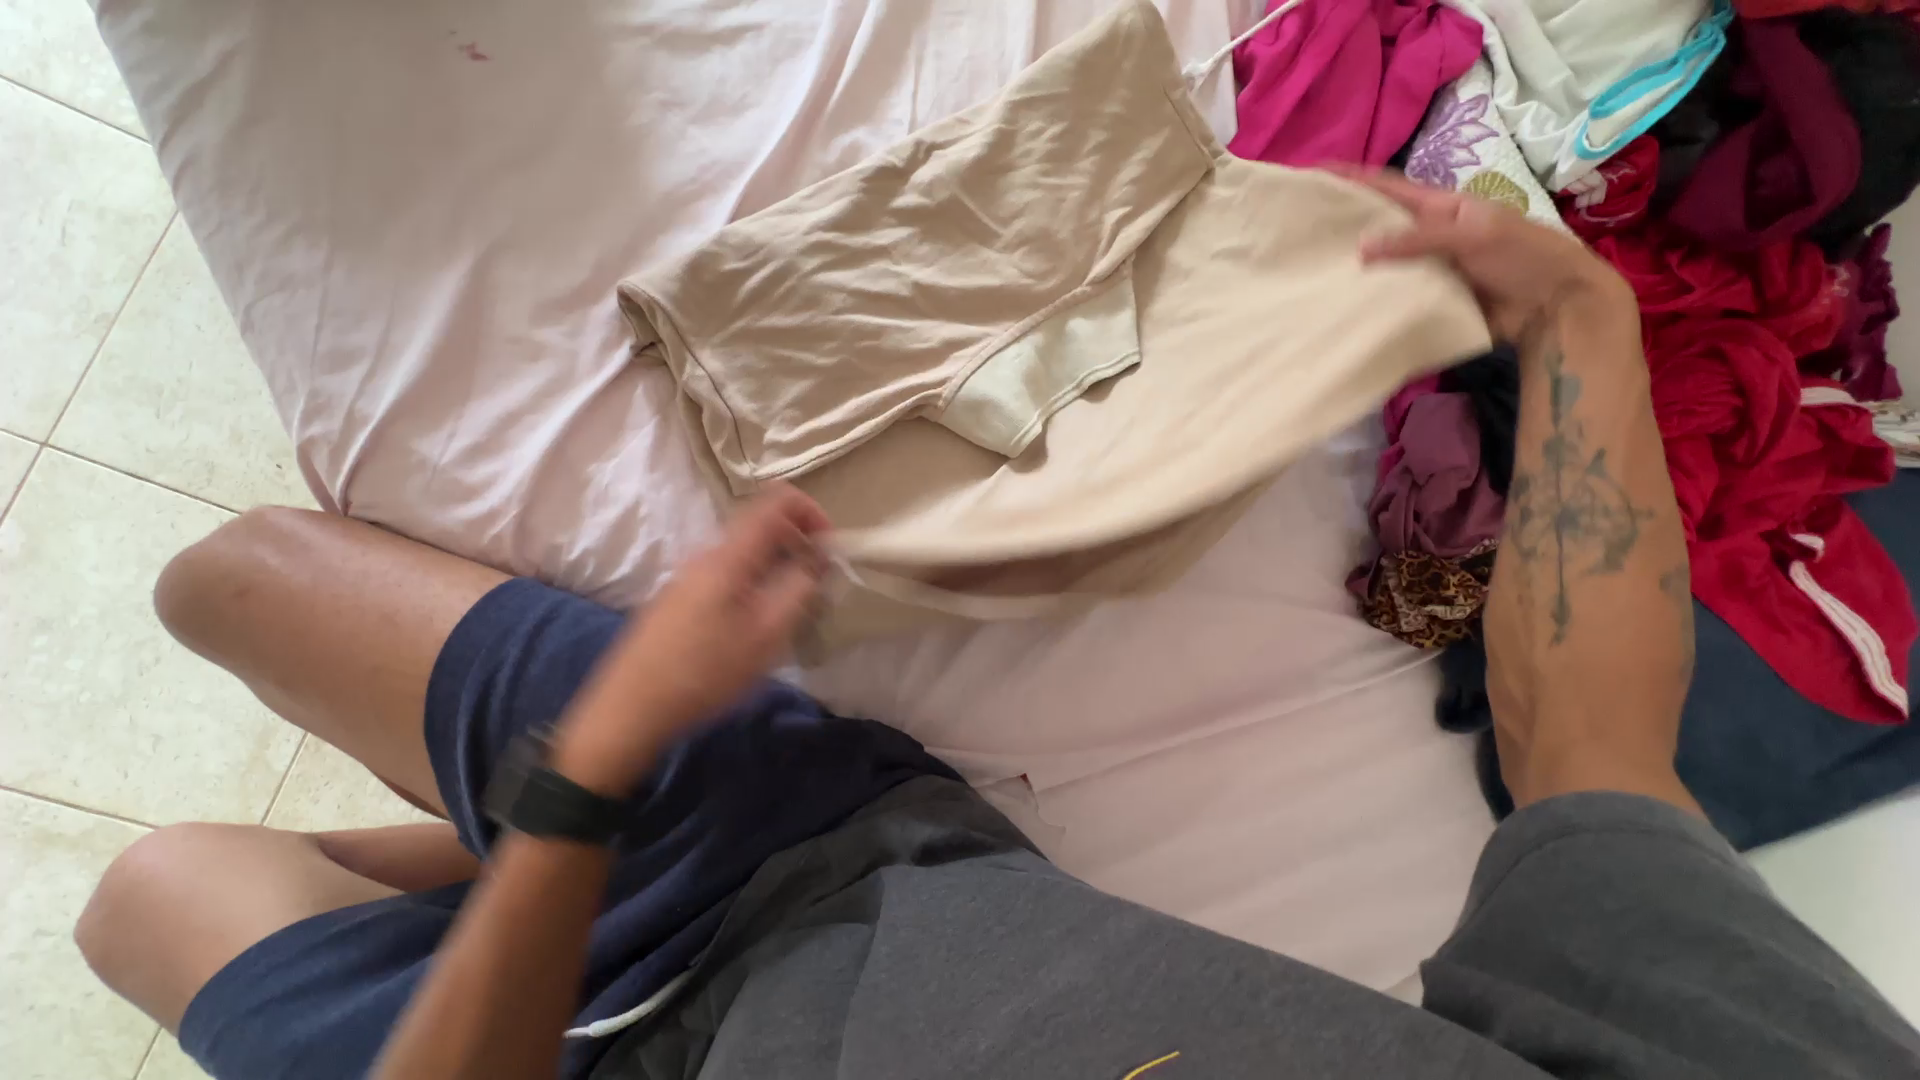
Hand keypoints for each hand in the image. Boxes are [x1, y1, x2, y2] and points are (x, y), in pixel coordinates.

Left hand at [550, 486, 829, 792]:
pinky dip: (753, 588)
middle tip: (817, 588)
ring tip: (789, 617)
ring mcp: (688, 576)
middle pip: (761, 528)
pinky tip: (754, 631)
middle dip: (798, 548)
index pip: (776, 500)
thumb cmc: (705, 672)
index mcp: (729, 555)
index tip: (829, 548)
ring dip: (776, 572)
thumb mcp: (767, 635)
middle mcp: (706, 555)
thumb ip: (800, 588)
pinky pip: (727, 576)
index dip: (811, 512)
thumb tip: (820, 555)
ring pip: (745, 556)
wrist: (630, 710)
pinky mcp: (678, 599)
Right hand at [1330, 166, 1636, 340]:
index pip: (1387, 187)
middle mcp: (1426, 237)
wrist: (1554, 307)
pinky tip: (1338, 308)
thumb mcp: (1475, 236)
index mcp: (1440, 208)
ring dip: (1349, 270)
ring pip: (1378, 267)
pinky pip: (1389, 300)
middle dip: (1340, 227)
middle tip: (1296, 233)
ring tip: (1307, 275)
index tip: (1312, 174)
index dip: (1350, 178)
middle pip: (1375, 227)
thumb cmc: (1524, 257)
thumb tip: (1359, 246)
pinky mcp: (1425, 302)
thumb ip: (1418, 239)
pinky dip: (1367, 302)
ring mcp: (1424, 271)